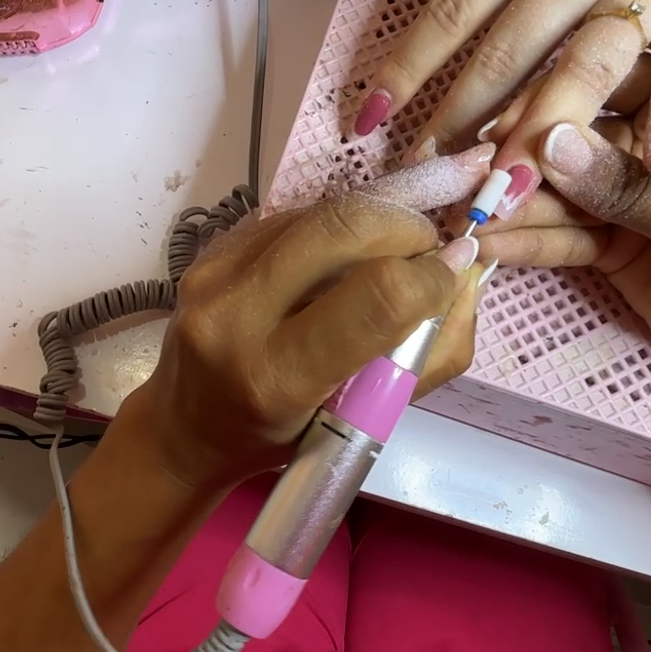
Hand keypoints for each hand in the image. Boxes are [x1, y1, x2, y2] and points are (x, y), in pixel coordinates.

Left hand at [122, 180, 489, 494]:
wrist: (185, 427)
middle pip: (343, 227)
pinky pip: (291, 217)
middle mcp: (234, 315)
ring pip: (318, 211)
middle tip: (424, 250)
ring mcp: (213, 274)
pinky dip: (333, 228)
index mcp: (275, 377)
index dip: (429, 278)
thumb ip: (428, 358)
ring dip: (371, 223)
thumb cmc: (280, 439)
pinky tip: (336, 259)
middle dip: (404, 228)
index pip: (375, 298)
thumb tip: (465, 279)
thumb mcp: (361, 421)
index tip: (449, 278)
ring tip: (385, 255)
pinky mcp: (208, 250)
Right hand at [480, 65, 650, 403]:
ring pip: (563, 196)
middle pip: (576, 146)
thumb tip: (546, 144)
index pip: (612, 88)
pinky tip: (488, 247)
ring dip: (516, 210)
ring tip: (462, 221)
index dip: (552, 106)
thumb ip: (623, 187)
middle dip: (521, 167)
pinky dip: (529, 244)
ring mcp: (635, 202)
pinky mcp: (618, 249)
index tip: (495, 131)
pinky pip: (565, 238)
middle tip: (463, 185)